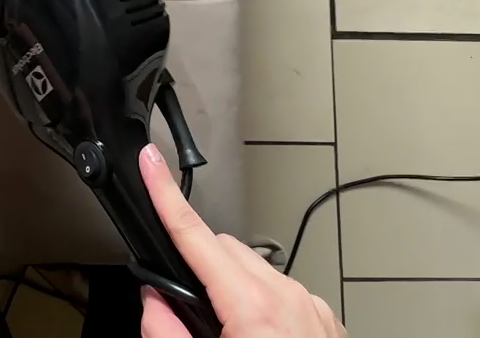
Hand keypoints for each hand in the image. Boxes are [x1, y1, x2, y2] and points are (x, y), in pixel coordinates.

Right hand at [140, 145, 343, 337]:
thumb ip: (168, 335)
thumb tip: (154, 303)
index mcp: (253, 310)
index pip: (195, 235)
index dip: (165, 193)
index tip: (150, 160)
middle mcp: (288, 299)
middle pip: (224, 249)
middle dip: (200, 265)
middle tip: (189, 312)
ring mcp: (313, 311)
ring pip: (254, 270)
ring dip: (233, 288)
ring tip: (228, 336)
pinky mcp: (329, 324)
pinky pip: (283, 293)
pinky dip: (263, 304)